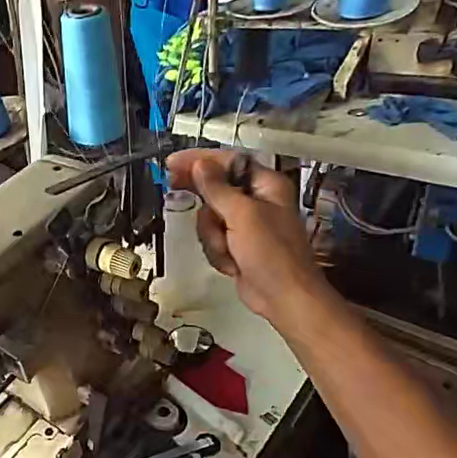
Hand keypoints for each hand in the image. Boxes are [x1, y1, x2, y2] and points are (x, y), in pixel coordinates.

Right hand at [165, 149, 324, 320]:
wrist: (283, 297)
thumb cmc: (271, 253)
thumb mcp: (242, 215)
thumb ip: (217, 188)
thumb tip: (200, 164)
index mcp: (266, 185)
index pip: (228, 162)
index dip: (199, 160)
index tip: (173, 163)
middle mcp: (256, 200)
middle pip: (216, 188)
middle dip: (203, 200)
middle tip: (172, 186)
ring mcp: (245, 225)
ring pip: (209, 218)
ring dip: (213, 236)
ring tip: (227, 250)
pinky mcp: (237, 246)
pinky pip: (213, 239)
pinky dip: (218, 252)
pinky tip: (232, 264)